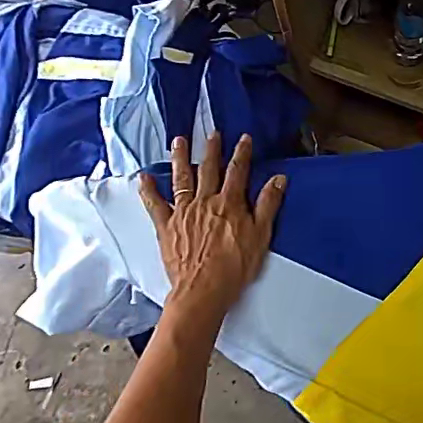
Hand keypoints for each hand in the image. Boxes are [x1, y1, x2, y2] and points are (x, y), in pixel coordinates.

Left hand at [138, 132, 285, 316]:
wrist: (203, 289)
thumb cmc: (236, 265)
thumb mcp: (261, 235)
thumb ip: (268, 205)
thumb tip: (278, 180)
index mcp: (230, 203)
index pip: (238, 171)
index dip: (241, 153)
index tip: (244, 139)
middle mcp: (205, 202)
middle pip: (208, 169)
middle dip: (212, 149)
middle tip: (212, 133)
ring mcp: (182, 213)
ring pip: (181, 179)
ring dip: (180, 158)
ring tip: (179, 141)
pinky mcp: (166, 226)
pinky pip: (154, 203)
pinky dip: (148, 189)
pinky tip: (145, 177)